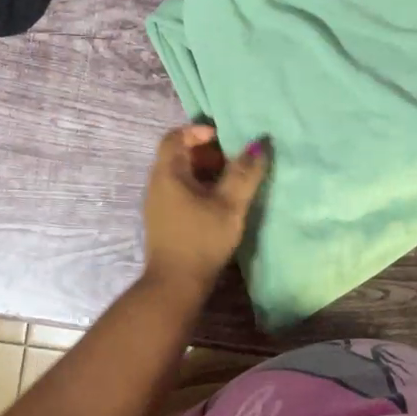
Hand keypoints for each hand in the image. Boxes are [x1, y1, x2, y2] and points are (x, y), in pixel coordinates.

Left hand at [140, 124, 268, 297]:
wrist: (175, 285)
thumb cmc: (201, 240)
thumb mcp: (229, 205)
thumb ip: (244, 173)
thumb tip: (259, 143)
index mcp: (168, 172)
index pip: (176, 136)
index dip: (199, 131)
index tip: (224, 138)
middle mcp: (157, 183)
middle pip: (178, 154)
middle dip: (207, 152)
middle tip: (233, 159)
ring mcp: (157, 202)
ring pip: (180, 174)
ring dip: (205, 171)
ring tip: (232, 181)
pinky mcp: (163, 219)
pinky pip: (179, 190)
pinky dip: (199, 187)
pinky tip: (219, 203)